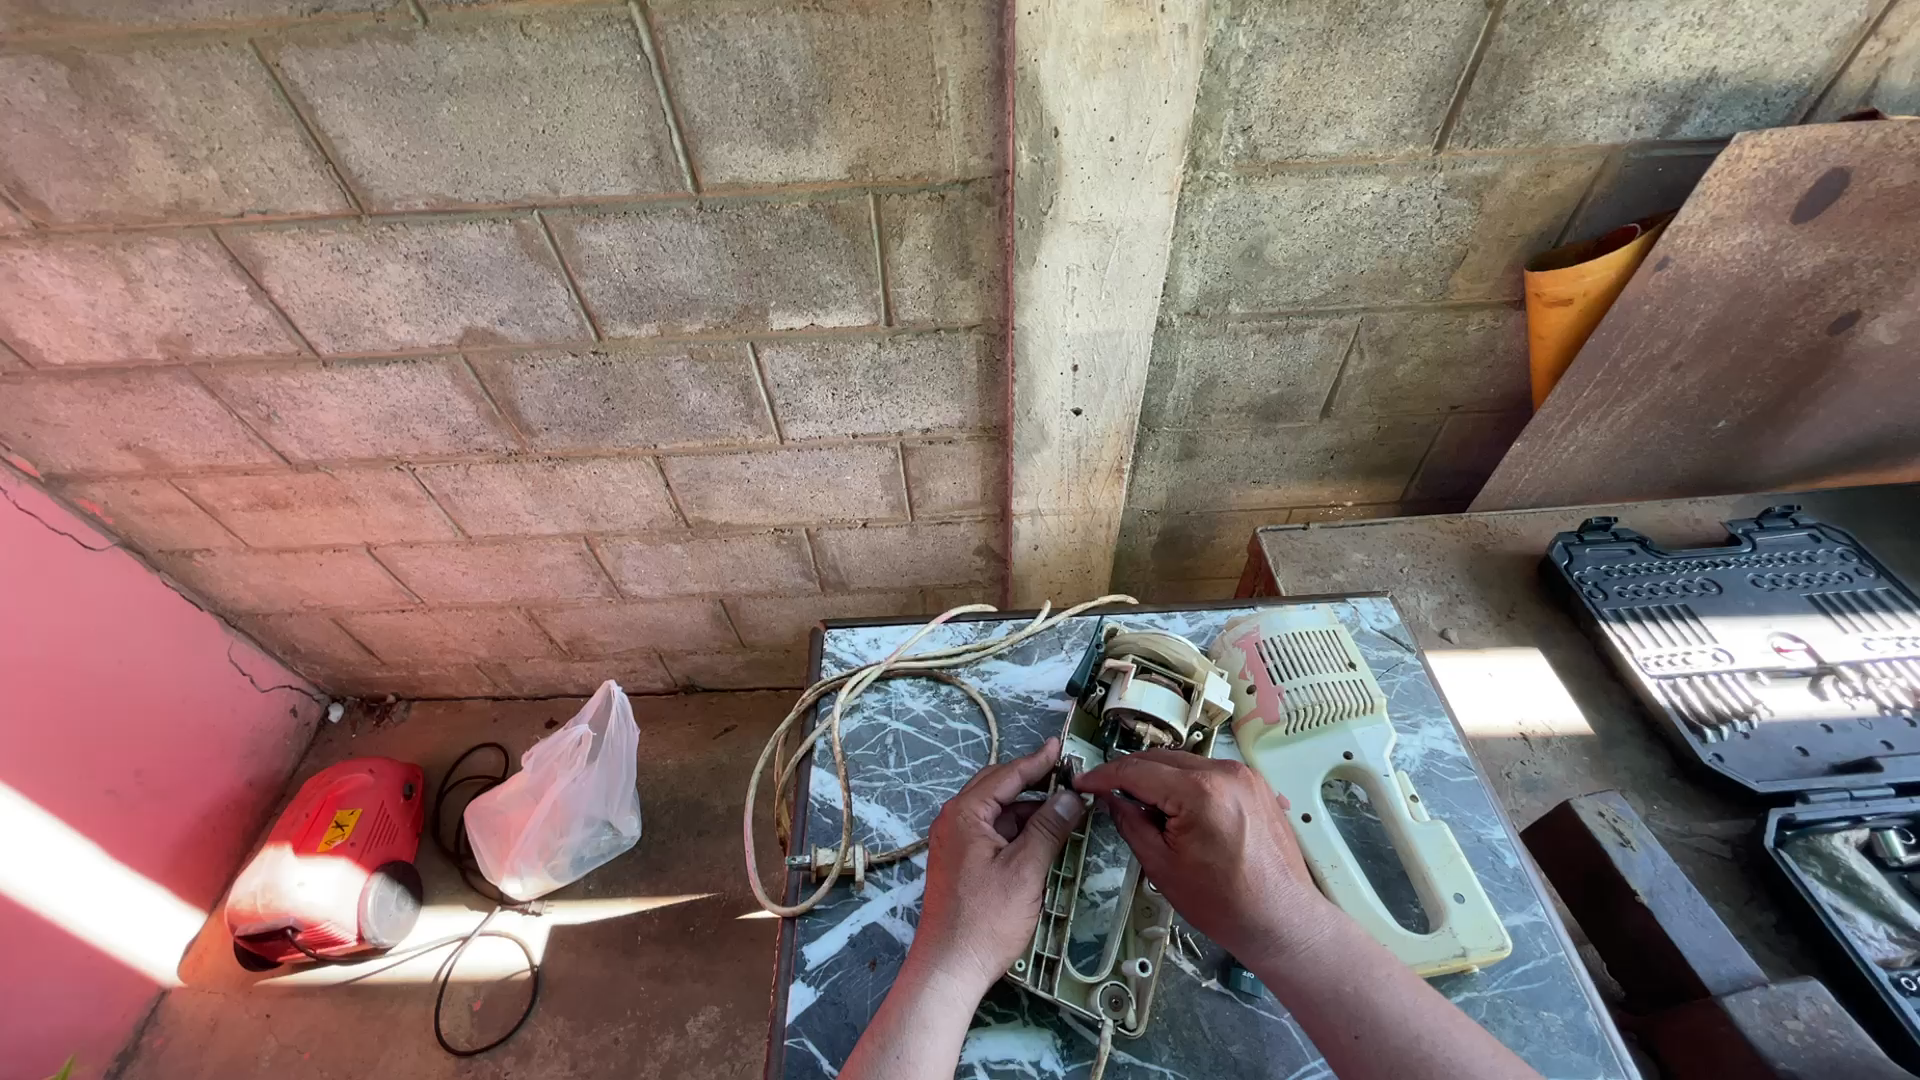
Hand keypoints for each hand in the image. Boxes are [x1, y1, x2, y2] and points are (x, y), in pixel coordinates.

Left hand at [907, 737, 1085, 996]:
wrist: (949, 967)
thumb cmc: (984, 920)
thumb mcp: (1025, 870)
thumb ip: (1048, 828)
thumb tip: (1070, 798)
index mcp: (964, 814)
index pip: (1006, 775)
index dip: (1036, 762)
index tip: (1059, 748)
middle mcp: (954, 820)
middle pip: (997, 787)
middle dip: (1031, 781)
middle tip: (1064, 778)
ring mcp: (954, 841)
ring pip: (996, 811)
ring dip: (1026, 809)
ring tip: (1061, 810)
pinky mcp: (959, 861)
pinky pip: (991, 832)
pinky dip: (1016, 830)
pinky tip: (1040, 838)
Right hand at [1072, 750, 1337, 965]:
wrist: (1284, 922)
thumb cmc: (1222, 903)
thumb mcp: (1162, 867)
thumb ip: (1130, 823)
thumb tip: (1110, 798)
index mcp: (1199, 792)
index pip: (1136, 771)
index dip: (1103, 775)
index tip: (1081, 783)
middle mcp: (1223, 771)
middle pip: (1159, 760)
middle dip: (1129, 775)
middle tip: (1107, 796)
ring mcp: (1243, 774)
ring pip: (1182, 763)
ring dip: (1157, 778)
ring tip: (1146, 809)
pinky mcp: (1255, 783)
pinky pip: (1206, 771)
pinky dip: (1184, 783)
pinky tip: (1178, 810)